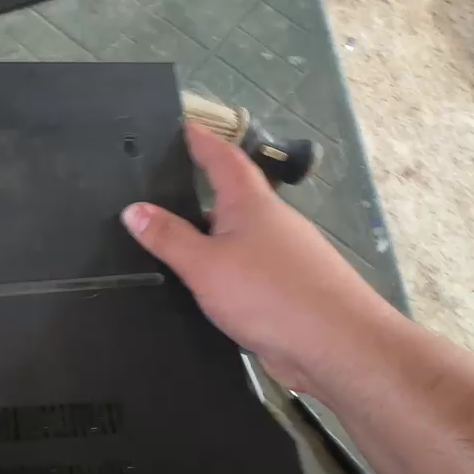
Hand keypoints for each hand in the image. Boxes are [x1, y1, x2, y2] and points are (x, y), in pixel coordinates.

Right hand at [121, 124, 400, 389]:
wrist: (340, 348)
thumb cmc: (269, 293)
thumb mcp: (204, 265)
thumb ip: (168, 237)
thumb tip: (133, 209)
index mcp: (251, 205)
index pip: (223, 159)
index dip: (201, 141)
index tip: (181, 125)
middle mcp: (271, 222)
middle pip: (230, 197)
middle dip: (197, 193)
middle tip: (156, 191)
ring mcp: (283, 256)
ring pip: (236, 236)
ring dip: (207, 236)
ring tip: (166, 242)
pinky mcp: (287, 288)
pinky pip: (244, 266)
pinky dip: (220, 266)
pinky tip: (200, 285)